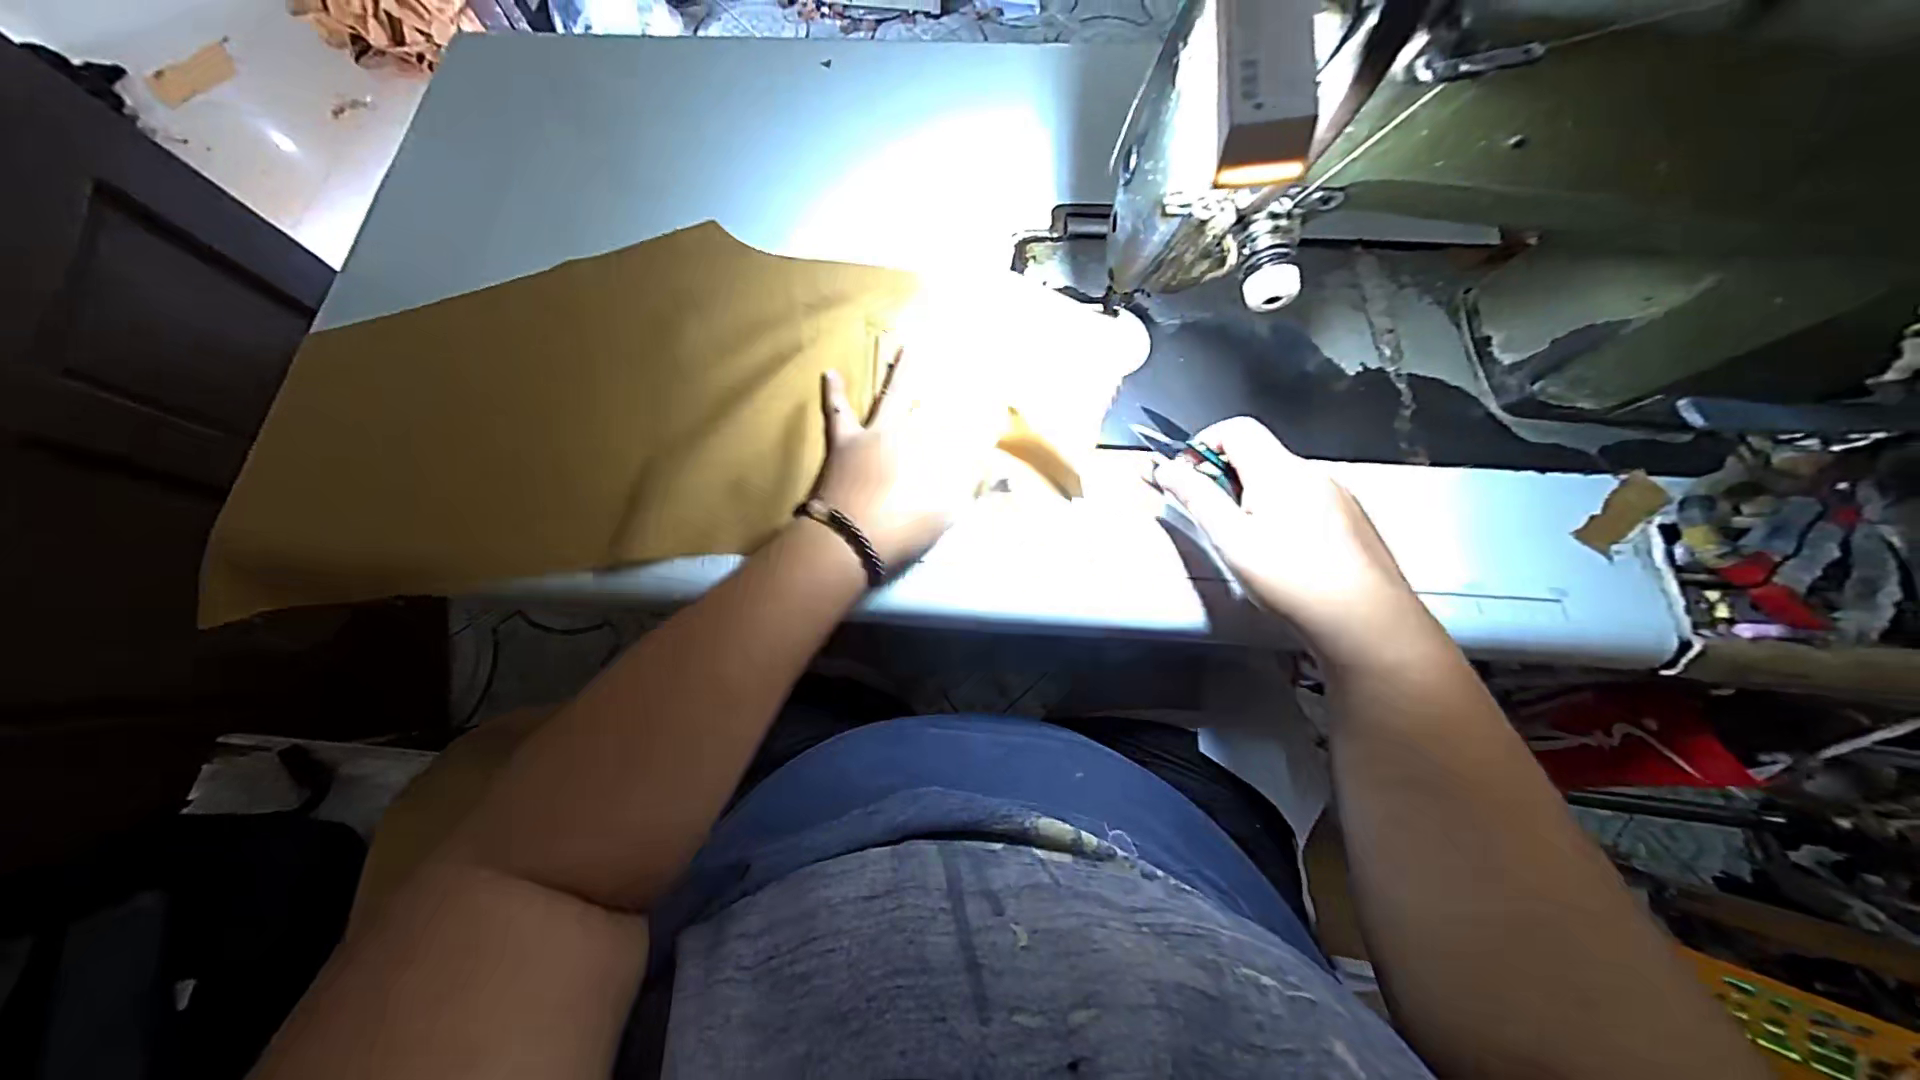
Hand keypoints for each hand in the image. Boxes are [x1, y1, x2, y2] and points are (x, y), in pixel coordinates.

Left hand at [809, 350, 1002, 569]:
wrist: (849, 539)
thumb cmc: (902, 533)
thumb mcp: (946, 515)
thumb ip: (970, 488)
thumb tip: (997, 468)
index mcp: (937, 453)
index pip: (967, 430)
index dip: (983, 421)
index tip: (997, 410)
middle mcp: (910, 434)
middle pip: (933, 403)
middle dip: (948, 383)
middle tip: (959, 356)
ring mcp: (875, 435)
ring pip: (891, 396)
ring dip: (901, 371)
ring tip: (907, 346)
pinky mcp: (844, 443)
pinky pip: (838, 413)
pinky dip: (834, 394)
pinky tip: (830, 373)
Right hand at [1152, 417, 1424, 657]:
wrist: (1365, 621)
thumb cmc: (1297, 582)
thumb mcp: (1230, 540)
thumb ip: (1196, 498)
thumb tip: (1168, 470)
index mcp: (1280, 471)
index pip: (1235, 429)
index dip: (1203, 446)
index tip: (1188, 476)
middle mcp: (1312, 474)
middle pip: (1256, 455)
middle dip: (1224, 479)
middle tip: (1212, 517)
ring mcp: (1336, 495)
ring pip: (1280, 481)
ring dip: (1253, 499)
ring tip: (1246, 543)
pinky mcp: (1349, 519)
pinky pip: (1303, 501)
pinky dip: (1281, 515)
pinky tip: (1280, 554)